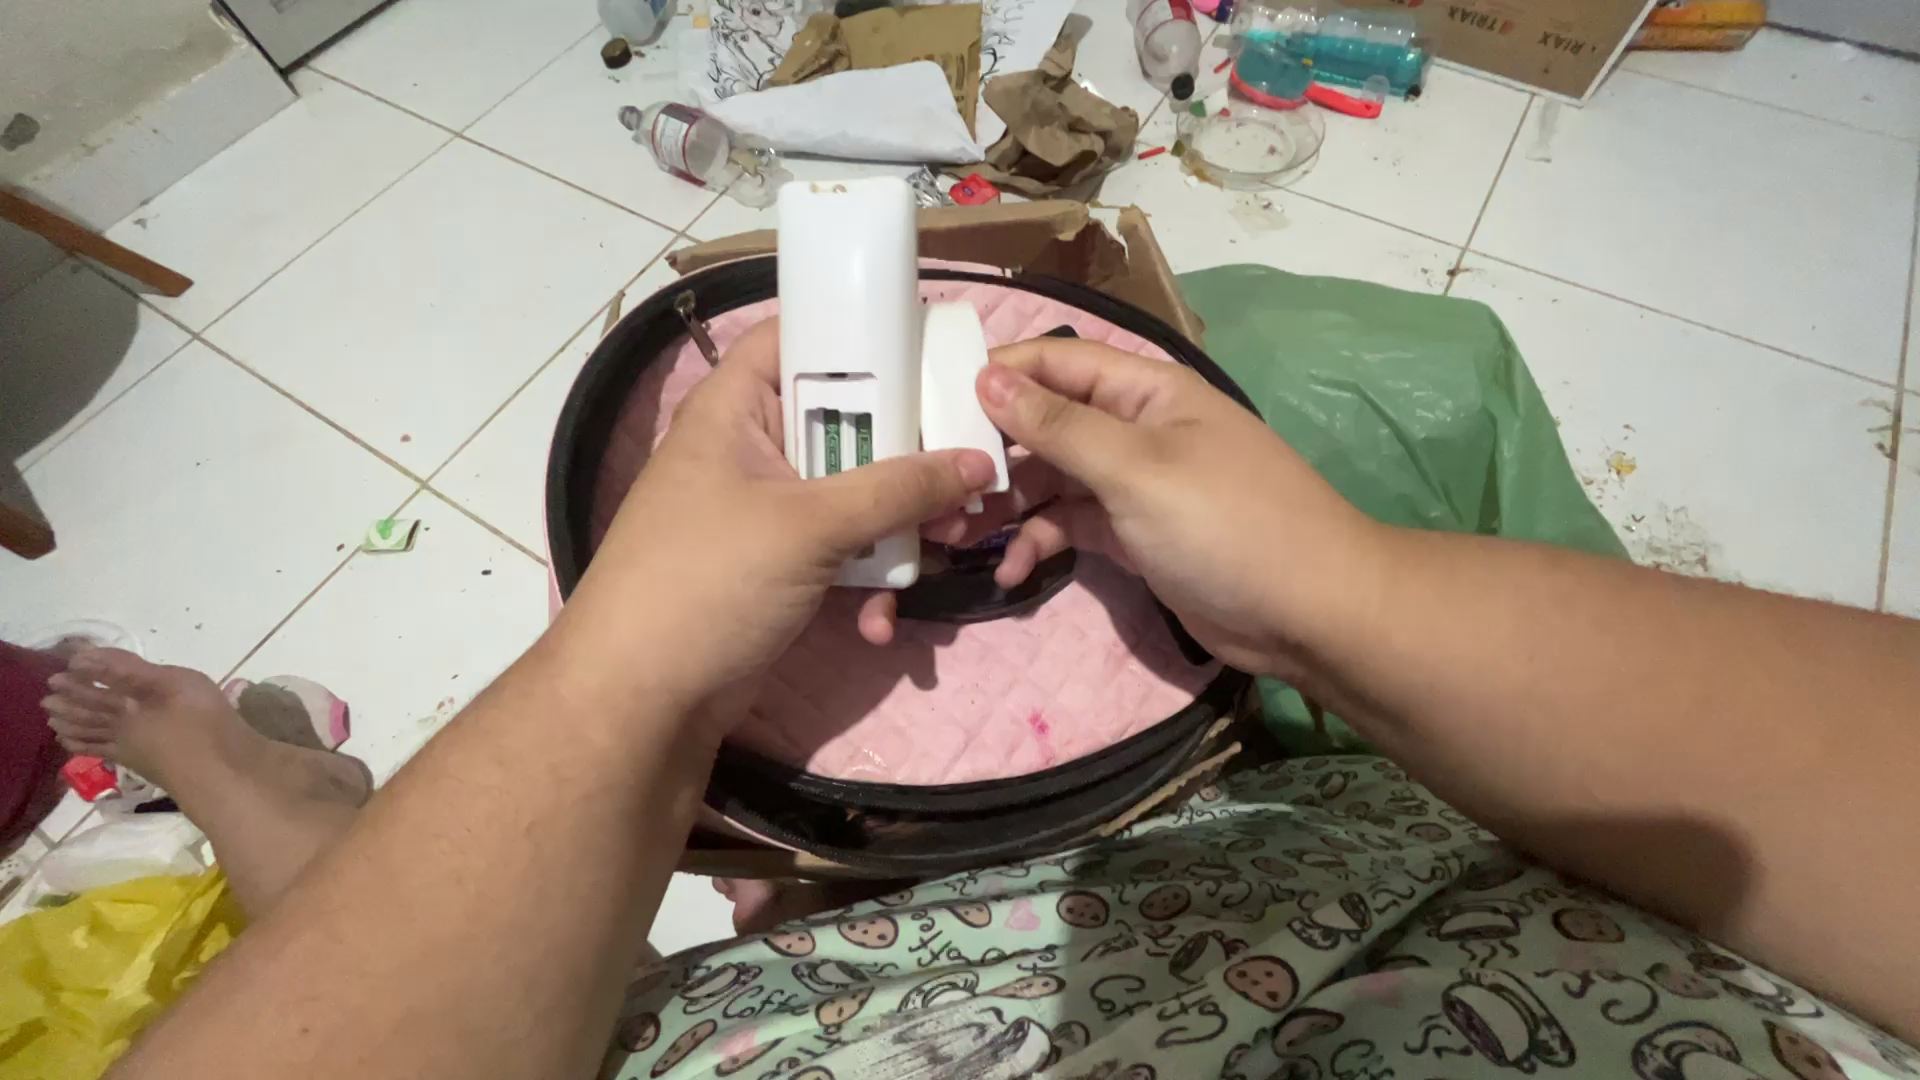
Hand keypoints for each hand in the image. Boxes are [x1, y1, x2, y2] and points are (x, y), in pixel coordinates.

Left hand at [552, 319, 995, 723]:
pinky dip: (869, 579)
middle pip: (848, 422)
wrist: (645, 699)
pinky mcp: (786, 563)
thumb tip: (977, 464)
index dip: (861, 334)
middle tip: (964, 474)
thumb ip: (898, 490)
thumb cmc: (710, 580)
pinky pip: (846, 550)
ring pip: (856, 492)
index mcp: (738, 408)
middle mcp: (756, 449)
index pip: (799, 336)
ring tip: (945, 547)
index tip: (929, 353)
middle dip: (909, 454)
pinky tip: (882, 621)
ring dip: (901, 526)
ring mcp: (772, 510)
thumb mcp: (808, 525)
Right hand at [911, 338, 1382, 678]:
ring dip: (1007, 507)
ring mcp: (1130, 485)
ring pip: (1050, 481)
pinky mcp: (1129, 534)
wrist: (1308, 613)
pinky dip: (1039, 545)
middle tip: (935, 487)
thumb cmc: (1226, 524)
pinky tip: (1011, 571)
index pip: (1054, 362)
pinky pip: (1069, 526)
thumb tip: (988, 377)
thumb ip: (1060, 425)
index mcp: (1143, 391)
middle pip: (1043, 425)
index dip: (995, 375)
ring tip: (956, 538)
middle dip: (990, 453)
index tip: (930, 401)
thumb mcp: (1137, 468)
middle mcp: (1132, 429)